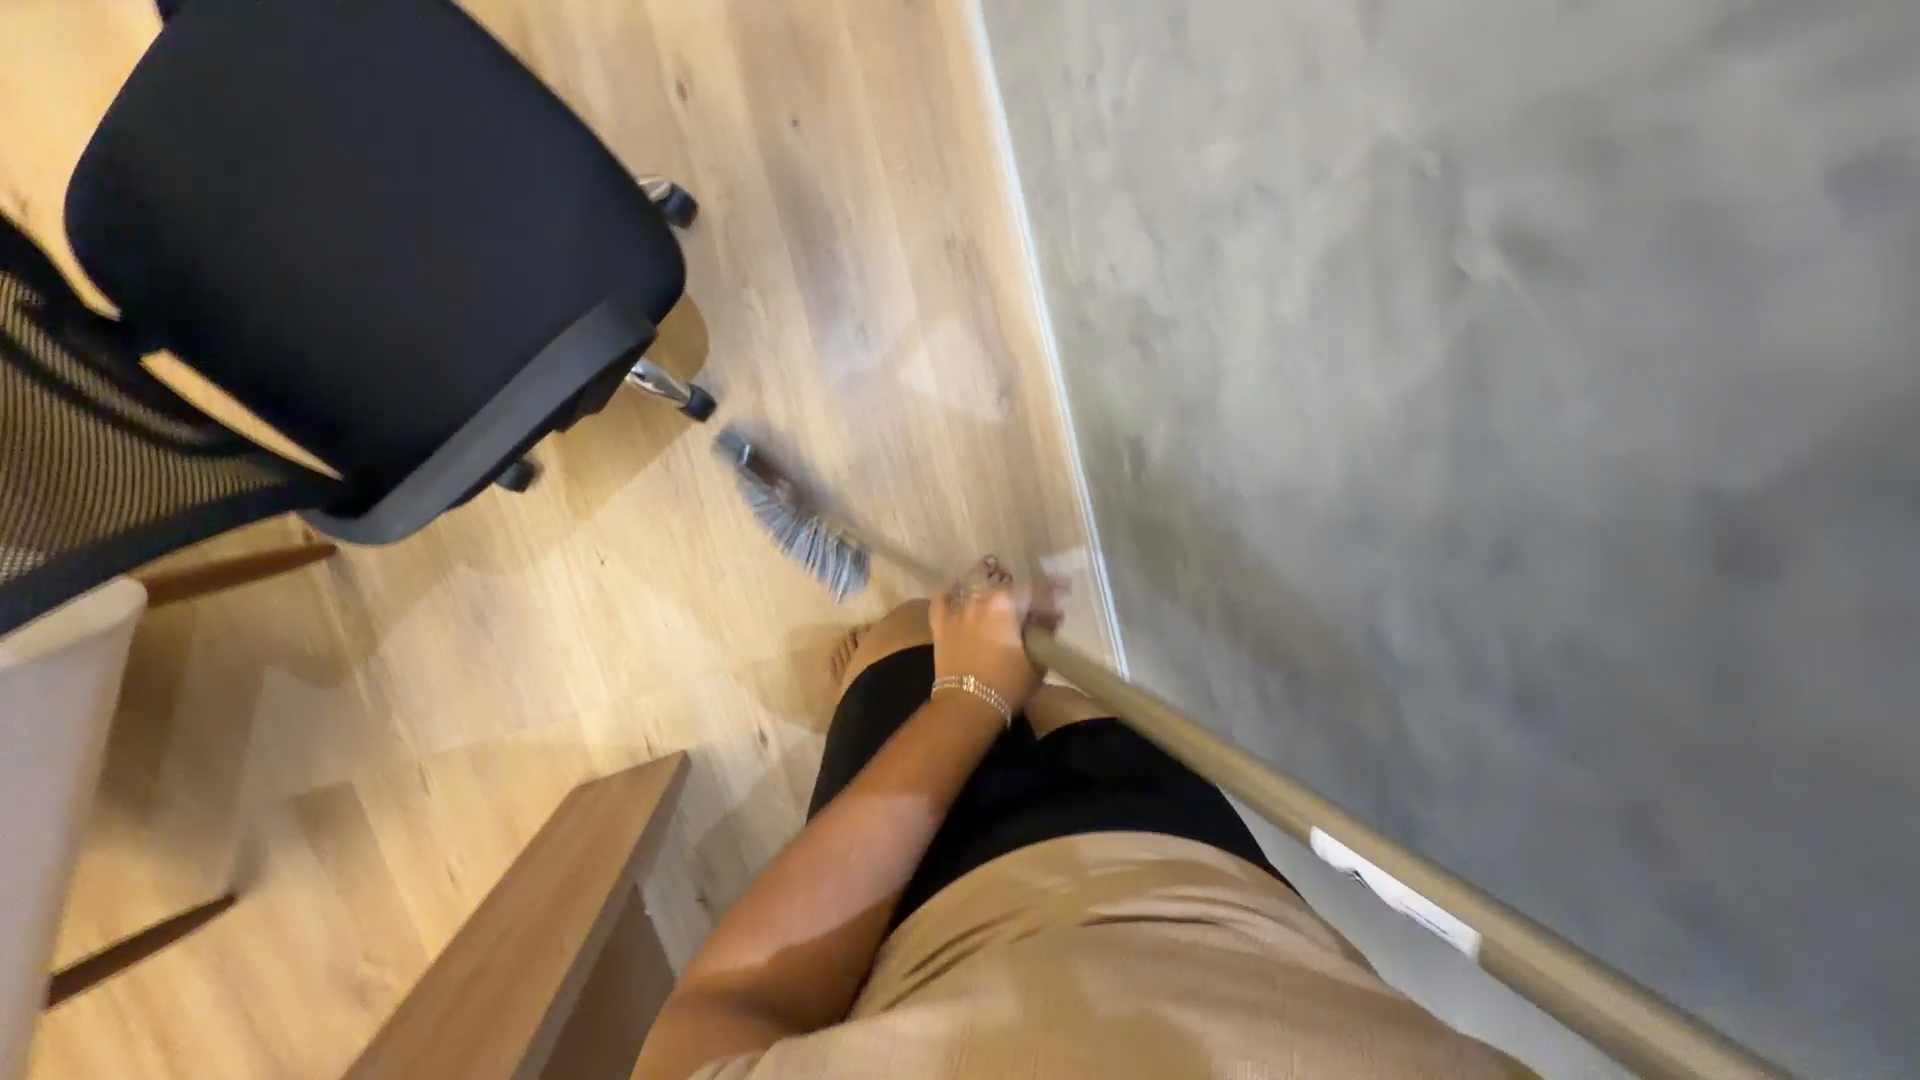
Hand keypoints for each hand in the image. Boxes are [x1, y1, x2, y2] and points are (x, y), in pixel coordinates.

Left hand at [930, 556, 1065, 714]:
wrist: (967, 706)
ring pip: (974, 587)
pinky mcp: (940, 624)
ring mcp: (958, 610)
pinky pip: (942, 599)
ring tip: (999, 589)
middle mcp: (980, 599)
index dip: (1051, 589)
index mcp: (1006, 604)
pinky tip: (956, 587)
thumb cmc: (1007, 684)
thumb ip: (1044, 633)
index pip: (1034, 589)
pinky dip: (950, 591)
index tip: (1063, 588)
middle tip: (1031, 603)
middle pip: (1004, 586)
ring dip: (989, 586)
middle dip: (1020, 592)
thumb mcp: (1037, 661)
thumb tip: (1050, 618)